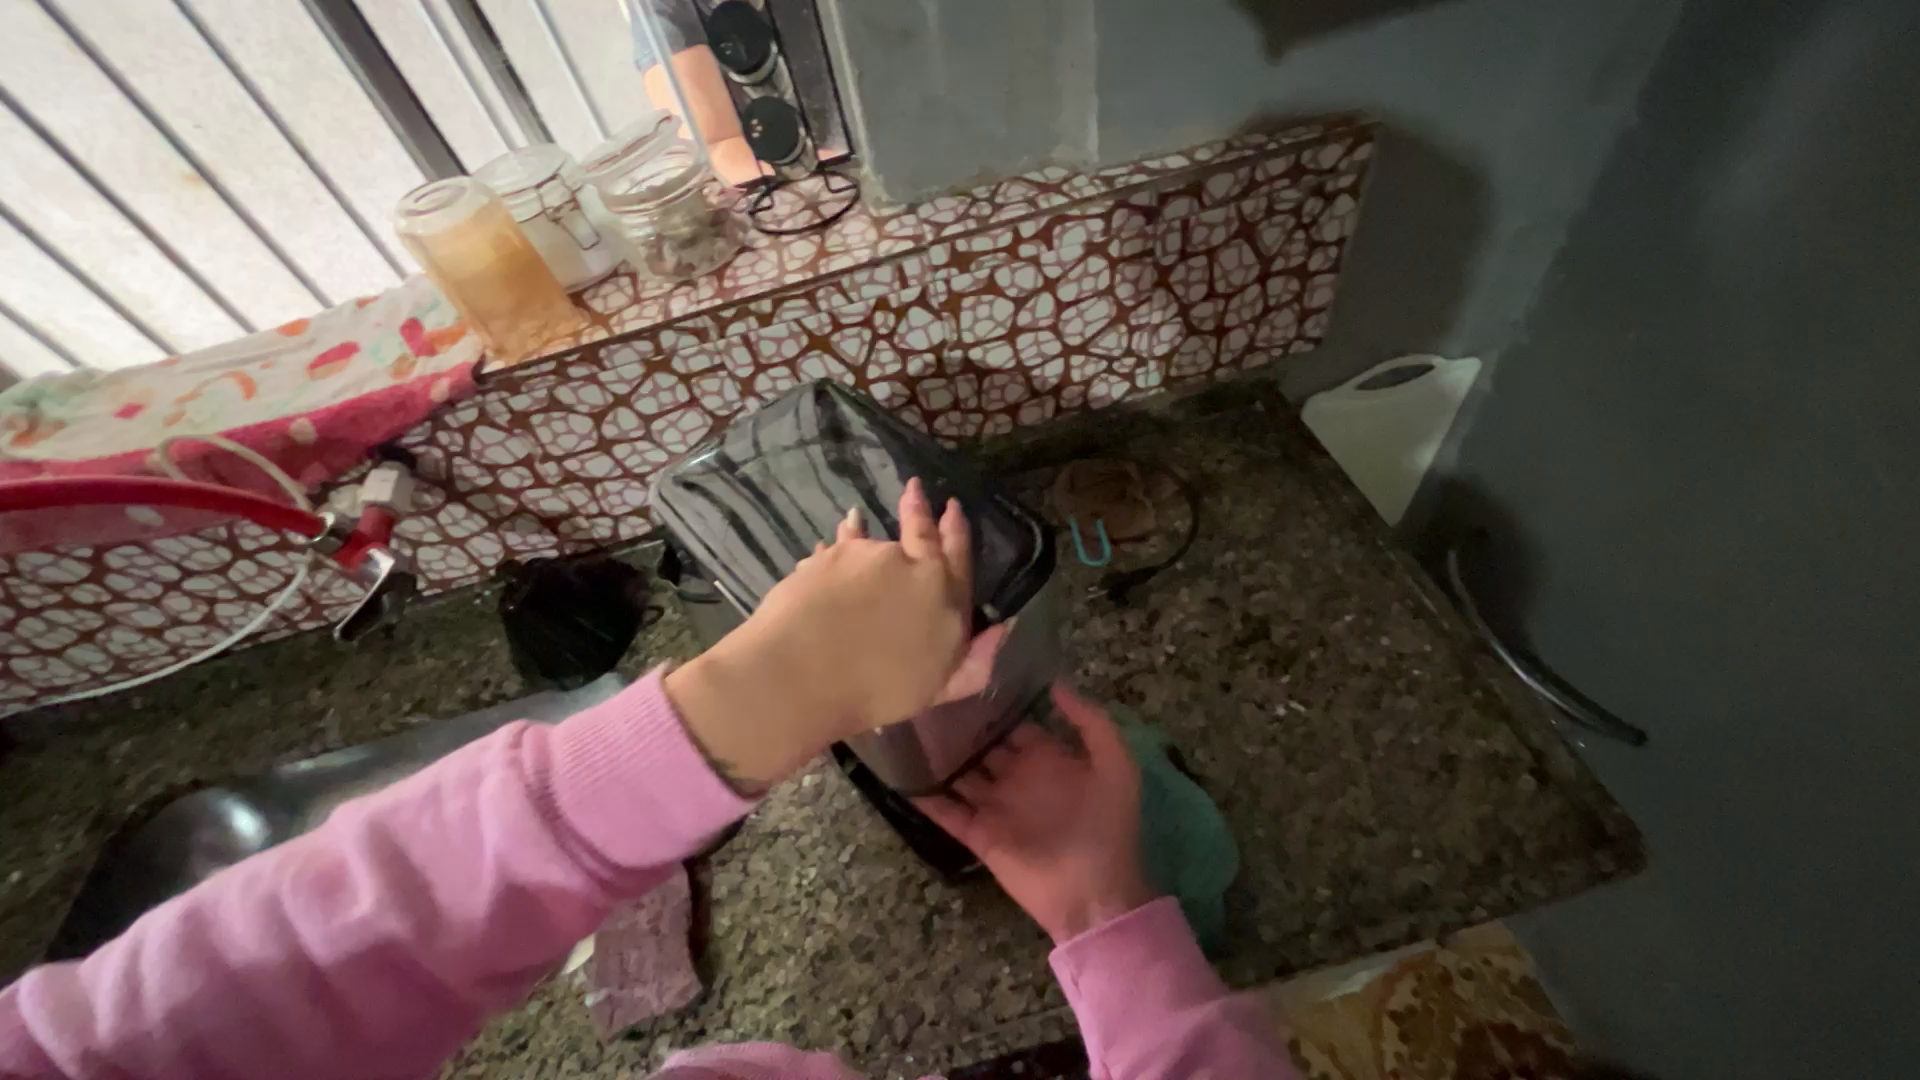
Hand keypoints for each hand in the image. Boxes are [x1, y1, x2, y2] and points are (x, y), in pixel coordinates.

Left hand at [665, 478, 995, 791]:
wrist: (802, 678)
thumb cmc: (873, 695)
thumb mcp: (937, 690)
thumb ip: (974, 663)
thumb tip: (1003, 629)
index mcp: (948, 604)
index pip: (959, 558)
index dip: (956, 533)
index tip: (952, 508)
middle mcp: (919, 571)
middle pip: (923, 532)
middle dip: (920, 509)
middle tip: (915, 490)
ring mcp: (876, 556)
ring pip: (873, 540)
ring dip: (865, 534)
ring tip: (854, 522)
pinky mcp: (837, 552)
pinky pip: (840, 546)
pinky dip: (835, 549)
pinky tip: (824, 547)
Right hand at [916, 684, 1156, 943]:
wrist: (1095, 894)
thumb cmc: (1108, 825)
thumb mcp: (1116, 764)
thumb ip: (1090, 721)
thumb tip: (1055, 682)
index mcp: (1048, 759)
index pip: (1016, 724)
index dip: (997, 705)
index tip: (970, 677)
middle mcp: (1017, 777)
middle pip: (983, 745)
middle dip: (961, 725)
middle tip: (929, 695)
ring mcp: (996, 806)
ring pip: (960, 773)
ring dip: (938, 755)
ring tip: (907, 726)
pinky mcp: (979, 834)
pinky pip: (947, 811)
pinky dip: (925, 795)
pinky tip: (900, 771)